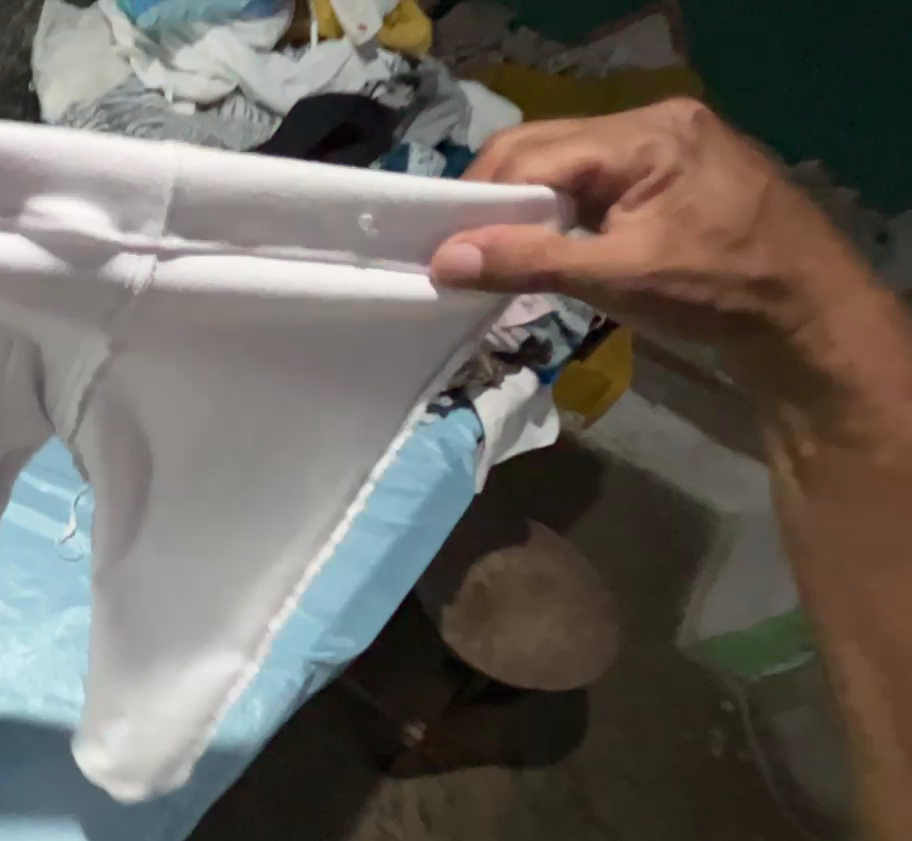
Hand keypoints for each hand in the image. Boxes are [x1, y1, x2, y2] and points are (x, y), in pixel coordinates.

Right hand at [428, 100, 882, 388]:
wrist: (801, 312)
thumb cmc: (716, 291)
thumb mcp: (615, 278)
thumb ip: (527, 261)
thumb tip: (442, 260)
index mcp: (646, 138)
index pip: (530, 157)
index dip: (479, 203)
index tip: (443, 252)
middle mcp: (649, 125)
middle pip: (535, 148)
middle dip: (489, 199)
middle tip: (462, 251)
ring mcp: (654, 146)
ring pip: (550, 163)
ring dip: (513, 207)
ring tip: (493, 252)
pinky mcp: (653, 173)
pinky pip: (576, 180)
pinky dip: (543, 211)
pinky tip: (534, 243)